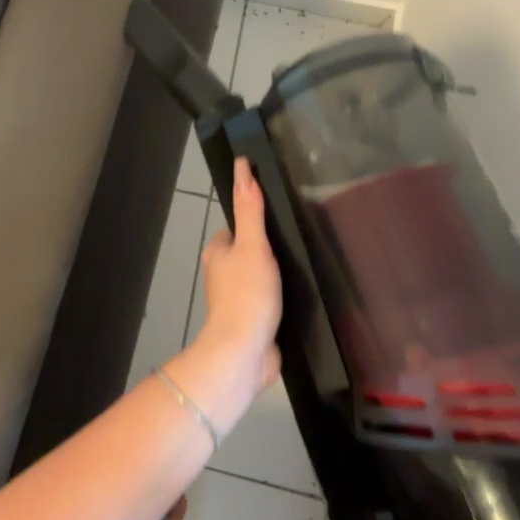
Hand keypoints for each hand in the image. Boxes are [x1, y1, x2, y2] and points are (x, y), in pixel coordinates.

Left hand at [195, 158, 282, 395]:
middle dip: (267, 253)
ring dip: (275, 278)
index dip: (254, 224)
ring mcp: (236, 300)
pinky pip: (267, 303)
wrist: (245, 350)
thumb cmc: (247, 293)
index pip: (236, 228)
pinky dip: (279, 300)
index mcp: (217, 253)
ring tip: (302, 273)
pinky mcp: (252, 321)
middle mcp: (221, 275)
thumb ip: (250, 210)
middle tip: (296, 248)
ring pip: (257, 279)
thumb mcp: (252, 245)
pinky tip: (298, 301)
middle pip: (247, 254)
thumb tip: (242, 169)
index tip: (278, 221)